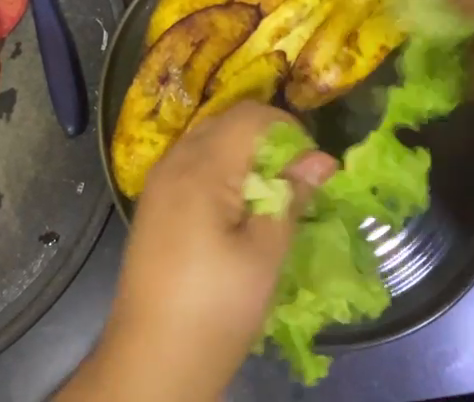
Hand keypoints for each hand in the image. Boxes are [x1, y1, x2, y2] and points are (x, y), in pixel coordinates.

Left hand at [66, 103, 335, 401]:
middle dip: (267, 141)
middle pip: (226, 123)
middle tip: (296, 183)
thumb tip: (323, 158)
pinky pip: (191, 164)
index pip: (250, 116)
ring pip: (208, 141)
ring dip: (244, 156)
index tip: (311, 167)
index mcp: (200, 166)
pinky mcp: (154, 202)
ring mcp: (158, 180)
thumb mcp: (264, 255)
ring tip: (271, 198)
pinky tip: (236, 211)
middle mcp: (174, 160)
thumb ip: (291, 198)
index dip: (287, 129)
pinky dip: (220, 171)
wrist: (151, 357)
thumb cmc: (215, 307)